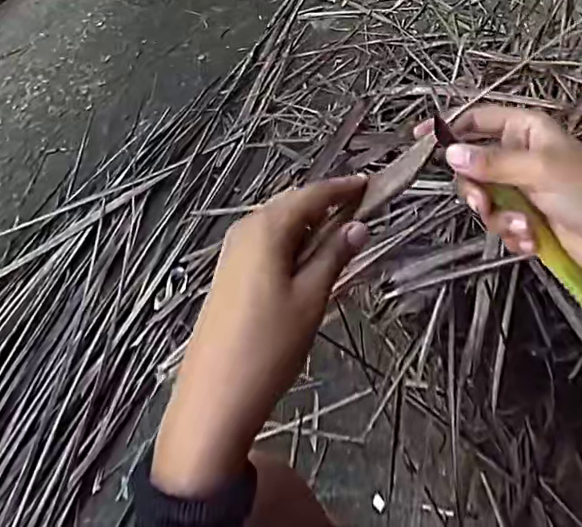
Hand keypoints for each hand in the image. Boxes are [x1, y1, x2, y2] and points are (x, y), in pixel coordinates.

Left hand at [152, 176, 369, 497]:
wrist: (213, 398)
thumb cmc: (268, 346)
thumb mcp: (311, 299)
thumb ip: (334, 256)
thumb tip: (358, 226)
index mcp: (266, 228)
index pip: (311, 194)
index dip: (341, 188)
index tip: (367, 184)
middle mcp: (245, 229)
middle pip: (292, 203)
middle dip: (325, 203)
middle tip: (359, 211)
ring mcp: (233, 250)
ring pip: (278, 222)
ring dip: (308, 224)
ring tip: (339, 237)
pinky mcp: (229, 271)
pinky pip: (265, 241)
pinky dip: (290, 241)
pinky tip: (306, 261)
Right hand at [423, 106, 581, 283]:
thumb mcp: (539, 170)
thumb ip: (492, 162)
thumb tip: (450, 153)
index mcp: (526, 130)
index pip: (477, 120)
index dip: (450, 127)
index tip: (422, 137)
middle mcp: (520, 155)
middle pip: (473, 164)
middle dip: (476, 188)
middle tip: (482, 201)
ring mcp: (523, 188)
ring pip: (485, 198)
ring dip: (499, 217)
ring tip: (523, 228)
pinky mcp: (528, 218)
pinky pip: (501, 223)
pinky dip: (512, 234)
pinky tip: (532, 240)